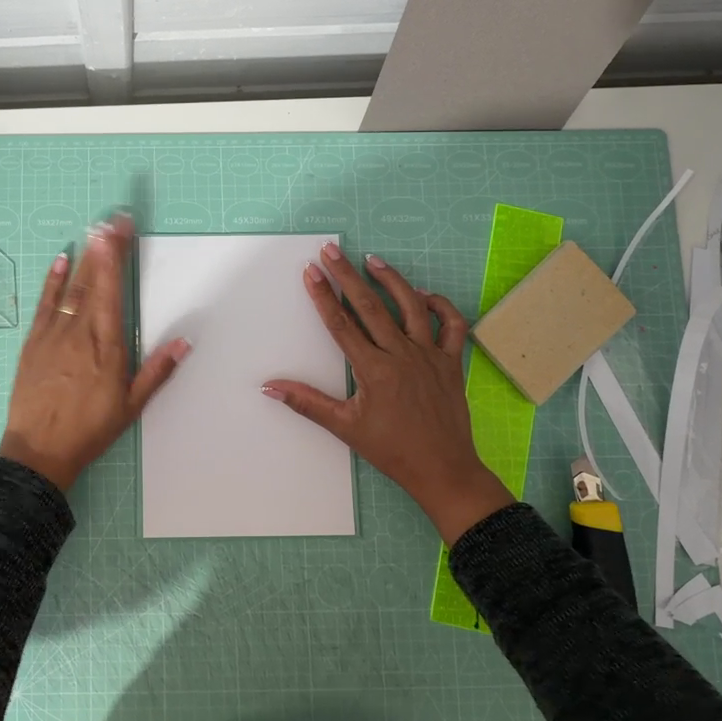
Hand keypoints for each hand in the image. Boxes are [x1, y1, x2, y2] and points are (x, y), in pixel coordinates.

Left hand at [0, 215, 190, 490]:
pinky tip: (60, 261)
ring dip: (82, 258)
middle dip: (103, 248)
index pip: (113, 290)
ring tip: (92, 232)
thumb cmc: (89, 430)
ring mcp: (54, 334)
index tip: (121, 231)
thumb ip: (157, 371)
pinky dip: (52, 281)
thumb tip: (185, 342)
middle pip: (93, 281)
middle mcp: (81, 332)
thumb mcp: (130, 405)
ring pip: (70, 288)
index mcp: (107, 345)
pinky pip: (45, 304)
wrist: (39, 450)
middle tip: (110, 219)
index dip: (116, 258)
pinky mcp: (33, 342)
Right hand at [262, 242, 512, 543]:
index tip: (311, 271)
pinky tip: (423, 295)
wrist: (444, 470)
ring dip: (391, 280)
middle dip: (347, 275)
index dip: (323, 295)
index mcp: (374, 370)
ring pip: (410, 307)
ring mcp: (429, 355)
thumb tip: (270, 387)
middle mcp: (401, 355)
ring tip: (372, 260)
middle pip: (370, 306)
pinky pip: (450, 325)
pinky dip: (439, 306)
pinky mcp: (450, 362)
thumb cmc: (392, 451)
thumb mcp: (345, 427)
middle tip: (331, 250)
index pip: (341, 324)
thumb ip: (307, 403)